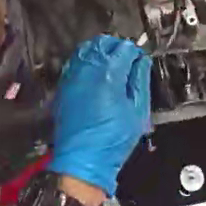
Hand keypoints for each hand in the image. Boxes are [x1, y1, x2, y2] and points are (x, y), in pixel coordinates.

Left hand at [45, 36, 150, 196]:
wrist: (82, 161)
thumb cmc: (114, 138)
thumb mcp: (138, 110)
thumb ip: (140, 80)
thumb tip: (141, 61)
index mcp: (109, 75)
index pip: (124, 48)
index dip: (134, 52)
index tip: (139, 62)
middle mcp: (88, 70)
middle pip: (102, 43)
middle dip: (117, 48)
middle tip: (126, 62)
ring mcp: (72, 78)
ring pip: (86, 49)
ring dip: (100, 52)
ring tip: (111, 66)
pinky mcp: (63, 87)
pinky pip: (74, 62)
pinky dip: (86, 61)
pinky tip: (95, 73)